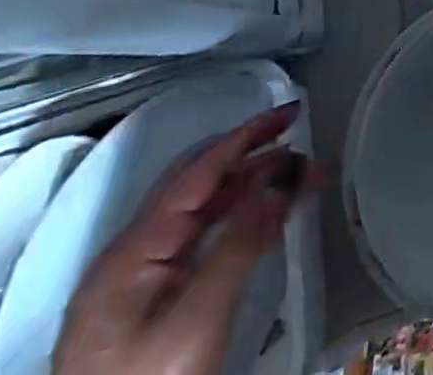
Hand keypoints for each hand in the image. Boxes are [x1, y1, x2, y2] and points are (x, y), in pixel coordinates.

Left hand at [54, 104, 311, 374]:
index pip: (196, 174)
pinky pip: (200, 236)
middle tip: (300, 141)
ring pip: (200, 209)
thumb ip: (238, 247)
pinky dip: (237, 215)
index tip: (290, 112)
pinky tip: (265, 212)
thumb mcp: (197, 321)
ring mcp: (141, 275)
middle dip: (249, 154)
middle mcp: (133, 251)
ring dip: (248, 184)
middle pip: (195, 183)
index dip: (244, 137)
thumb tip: (278, 182)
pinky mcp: (153, 296)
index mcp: (132, 250)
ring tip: (296, 174)